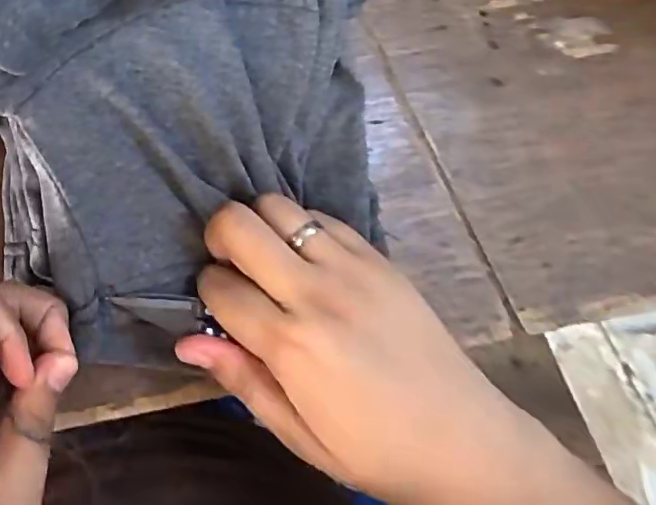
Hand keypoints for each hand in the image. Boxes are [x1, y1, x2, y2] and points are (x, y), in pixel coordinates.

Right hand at [175, 195, 622, 504]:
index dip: (207, 291)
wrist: (471, 444)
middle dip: (218, 237)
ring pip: (274, 205)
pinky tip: (308, 256)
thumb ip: (240, 379)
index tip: (220, 306)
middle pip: (236, 224)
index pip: (217, 285)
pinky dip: (300, 226)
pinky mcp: (376, 256)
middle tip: (231, 263)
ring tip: (269, 255)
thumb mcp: (300, 435)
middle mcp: (315, 294)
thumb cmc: (375, 450)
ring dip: (258, 224)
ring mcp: (350, 268)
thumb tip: (184, 342)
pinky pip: (319, 214)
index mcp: (292, 345)